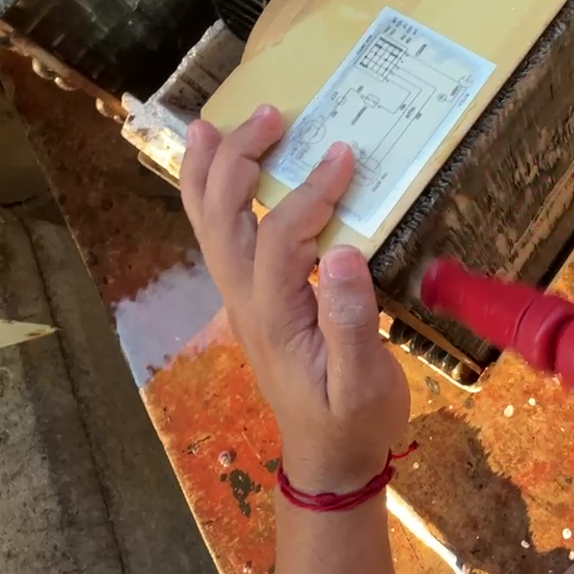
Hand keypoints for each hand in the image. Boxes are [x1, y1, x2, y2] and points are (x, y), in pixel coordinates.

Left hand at [180, 108, 409, 492]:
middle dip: (239, 160)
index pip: (281, 236)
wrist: (329, 458)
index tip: (345, 156)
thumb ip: (352, 320)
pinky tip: (221, 176)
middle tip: (269, 115)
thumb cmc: (353, 421)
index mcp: (276, 315)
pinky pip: (223, 240)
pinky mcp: (253, 301)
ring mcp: (243, 300)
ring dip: (210, 173)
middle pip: (224, 219)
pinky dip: (215, 199)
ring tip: (211, 126)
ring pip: (210, 227)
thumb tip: (342, 250)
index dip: (310, 192)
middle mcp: (247, 300)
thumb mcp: (364, 381)